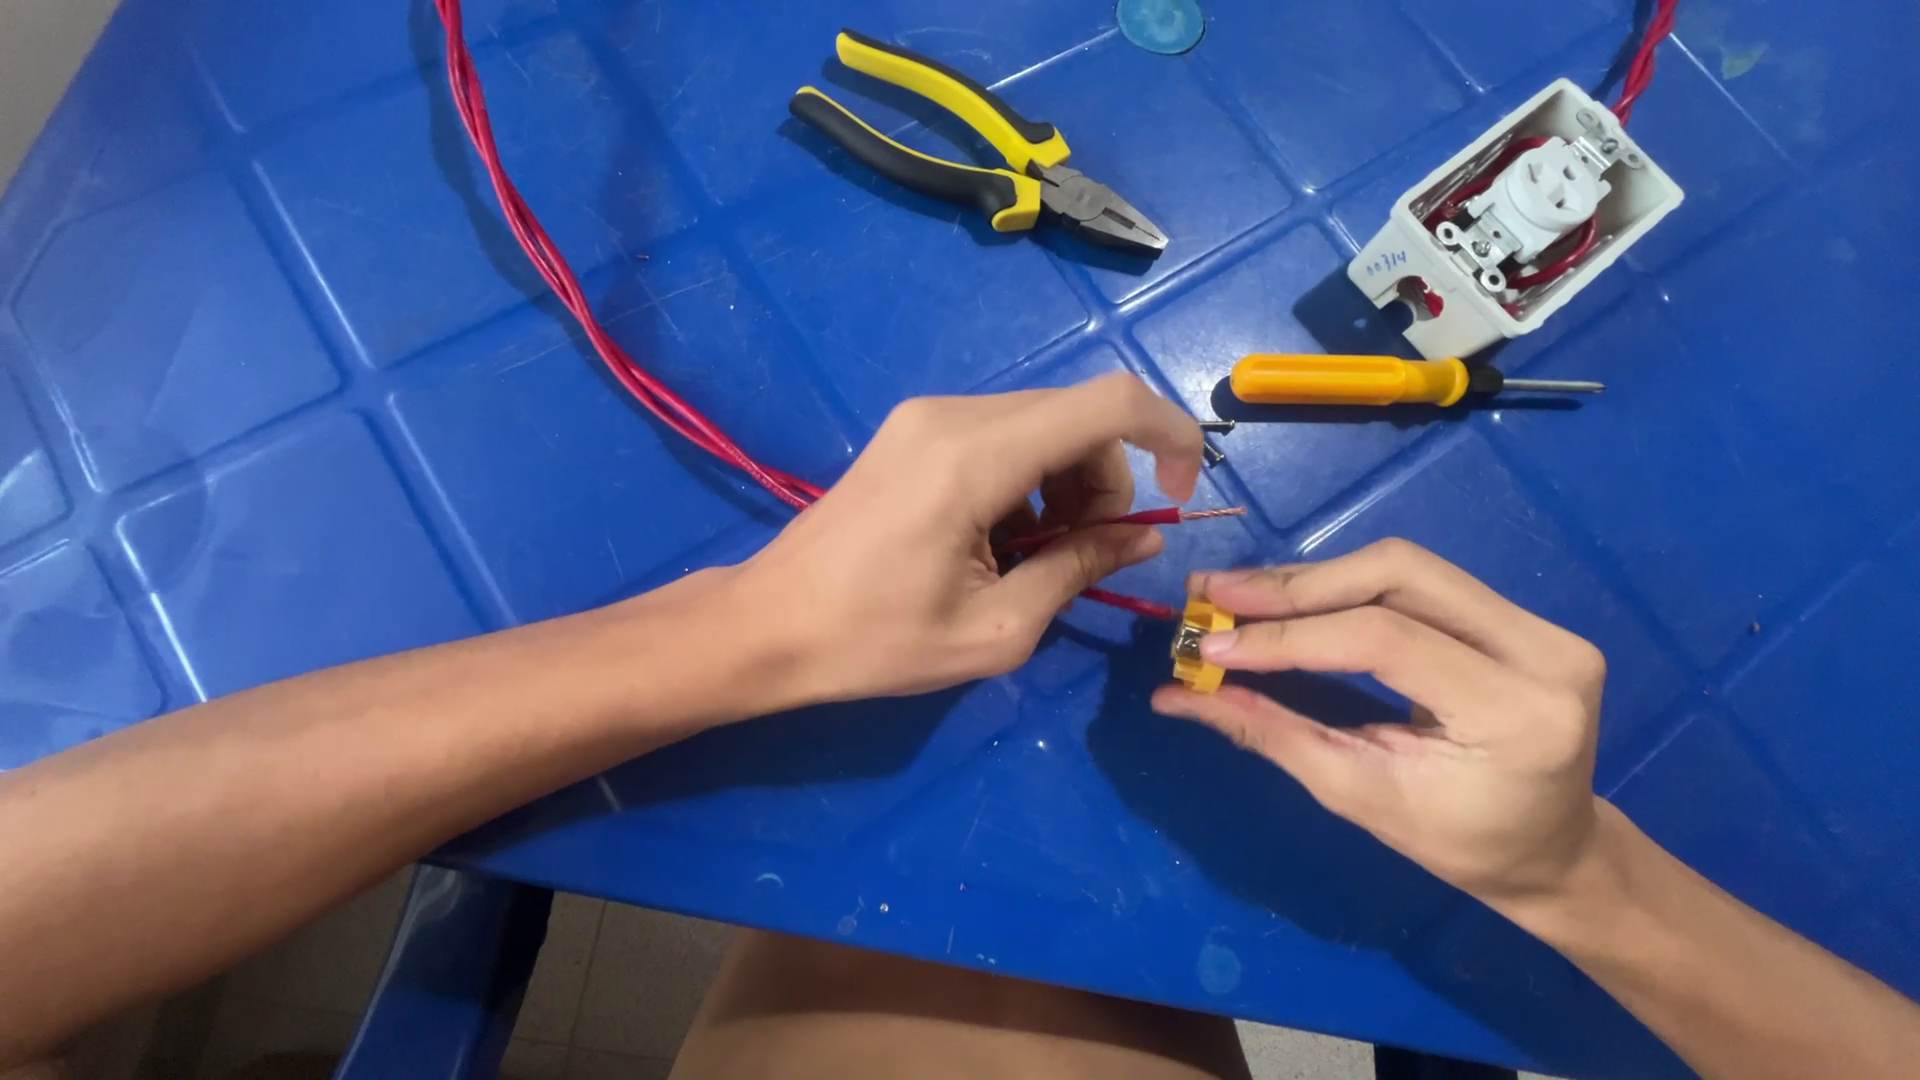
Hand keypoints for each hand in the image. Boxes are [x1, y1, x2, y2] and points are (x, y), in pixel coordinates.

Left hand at [735, 374, 1202, 705]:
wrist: (768, 625)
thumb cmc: (873, 642)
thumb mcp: (996, 630)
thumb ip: (1079, 570)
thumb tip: (1144, 537)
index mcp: (974, 457)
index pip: (1109, 402)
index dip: (1170, 435)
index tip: (1183, 495)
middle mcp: (953, 414)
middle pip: (1079, 417)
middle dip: (1109, 484)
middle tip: (1080, 558)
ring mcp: (928, 416)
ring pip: (1044, 425)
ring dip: (1068, 486)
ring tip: (1031, 558)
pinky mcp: (914, 430)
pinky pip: (1004, 436)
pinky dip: (1028, 481)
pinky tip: (996, 539)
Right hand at [1151, 539, 1607, 906]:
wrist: (1553, 849)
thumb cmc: (1456, 842)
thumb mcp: (1354, 793)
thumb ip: (1266, 731)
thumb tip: (1172, 696)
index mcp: (1518, 712)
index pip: (1383, 639)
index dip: (1286, 637)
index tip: (1208, 646)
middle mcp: (1541, 649)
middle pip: (1395, 573)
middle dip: (1292, 585)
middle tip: (1211, 596)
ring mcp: (1536, 623)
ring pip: (1398, 565)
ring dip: (1306, 579)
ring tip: (1232, 594)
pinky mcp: (1514, 614)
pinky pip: (1408, 579)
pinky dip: (1335, 586)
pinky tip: (1284, 598)